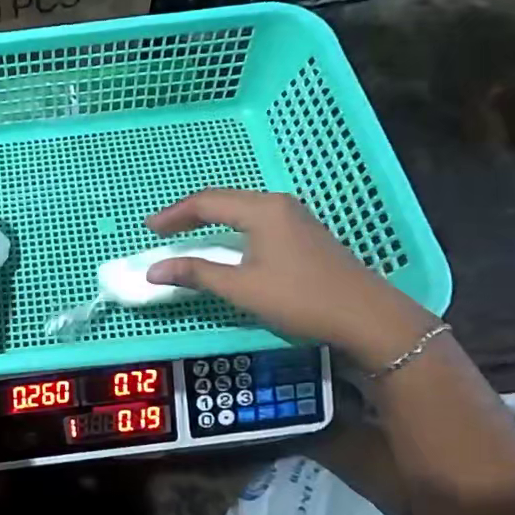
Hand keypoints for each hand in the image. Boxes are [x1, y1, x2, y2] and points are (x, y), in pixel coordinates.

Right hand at [144, 189, 437, 365]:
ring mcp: (294, 216)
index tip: (149, 228)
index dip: (174, 214)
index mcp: (261, 210)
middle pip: (224, 200)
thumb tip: (155, 270)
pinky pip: (256, 220)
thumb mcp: (242, 288)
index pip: (206, 202)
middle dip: (189, 214)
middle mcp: (277, 204)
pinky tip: (226, 243)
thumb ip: (197, 274)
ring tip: (187, 234)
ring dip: (211, 220)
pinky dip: (231, 228)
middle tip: (163, 230)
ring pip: (241, 209)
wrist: (365, 315)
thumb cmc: (300, 298)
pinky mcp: (304, 232)